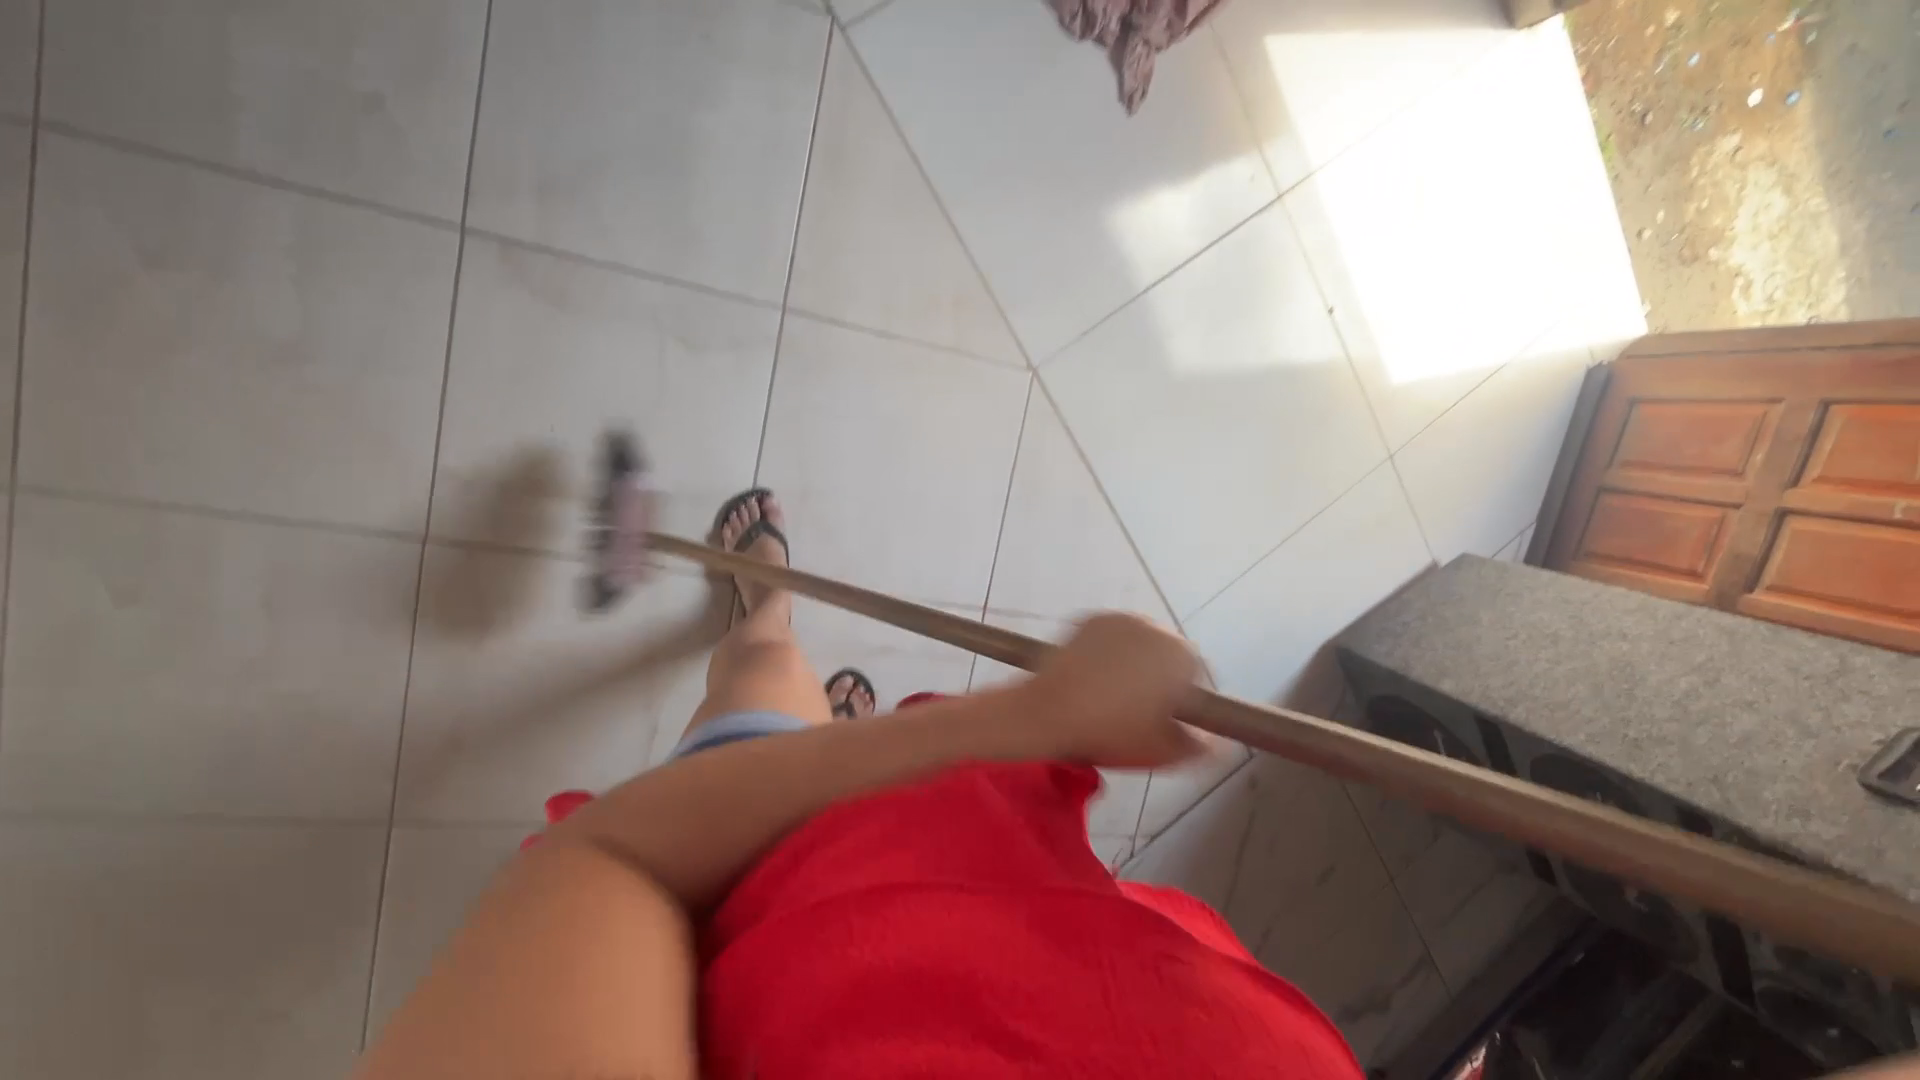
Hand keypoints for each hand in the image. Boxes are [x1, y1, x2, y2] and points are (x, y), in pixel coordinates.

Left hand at [1012, 614, 1205, 768]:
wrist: (1047, 712)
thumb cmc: (1110, 732)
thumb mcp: (1164, 752)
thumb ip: (1201, 746)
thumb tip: (1214, 742)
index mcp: (1181, 655)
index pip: (1200, 675)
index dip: (1188, 700)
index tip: (1172, 719)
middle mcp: (1156, 627)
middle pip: (1170, 654)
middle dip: (1164, 676)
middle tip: (1143, 707)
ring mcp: (1120, 618)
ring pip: (1141, 642)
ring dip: (1138, 661)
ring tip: (1118, 691)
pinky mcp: (1090, 618)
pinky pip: (1112, 636)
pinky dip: (1111, 651)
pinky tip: (1097, 675)